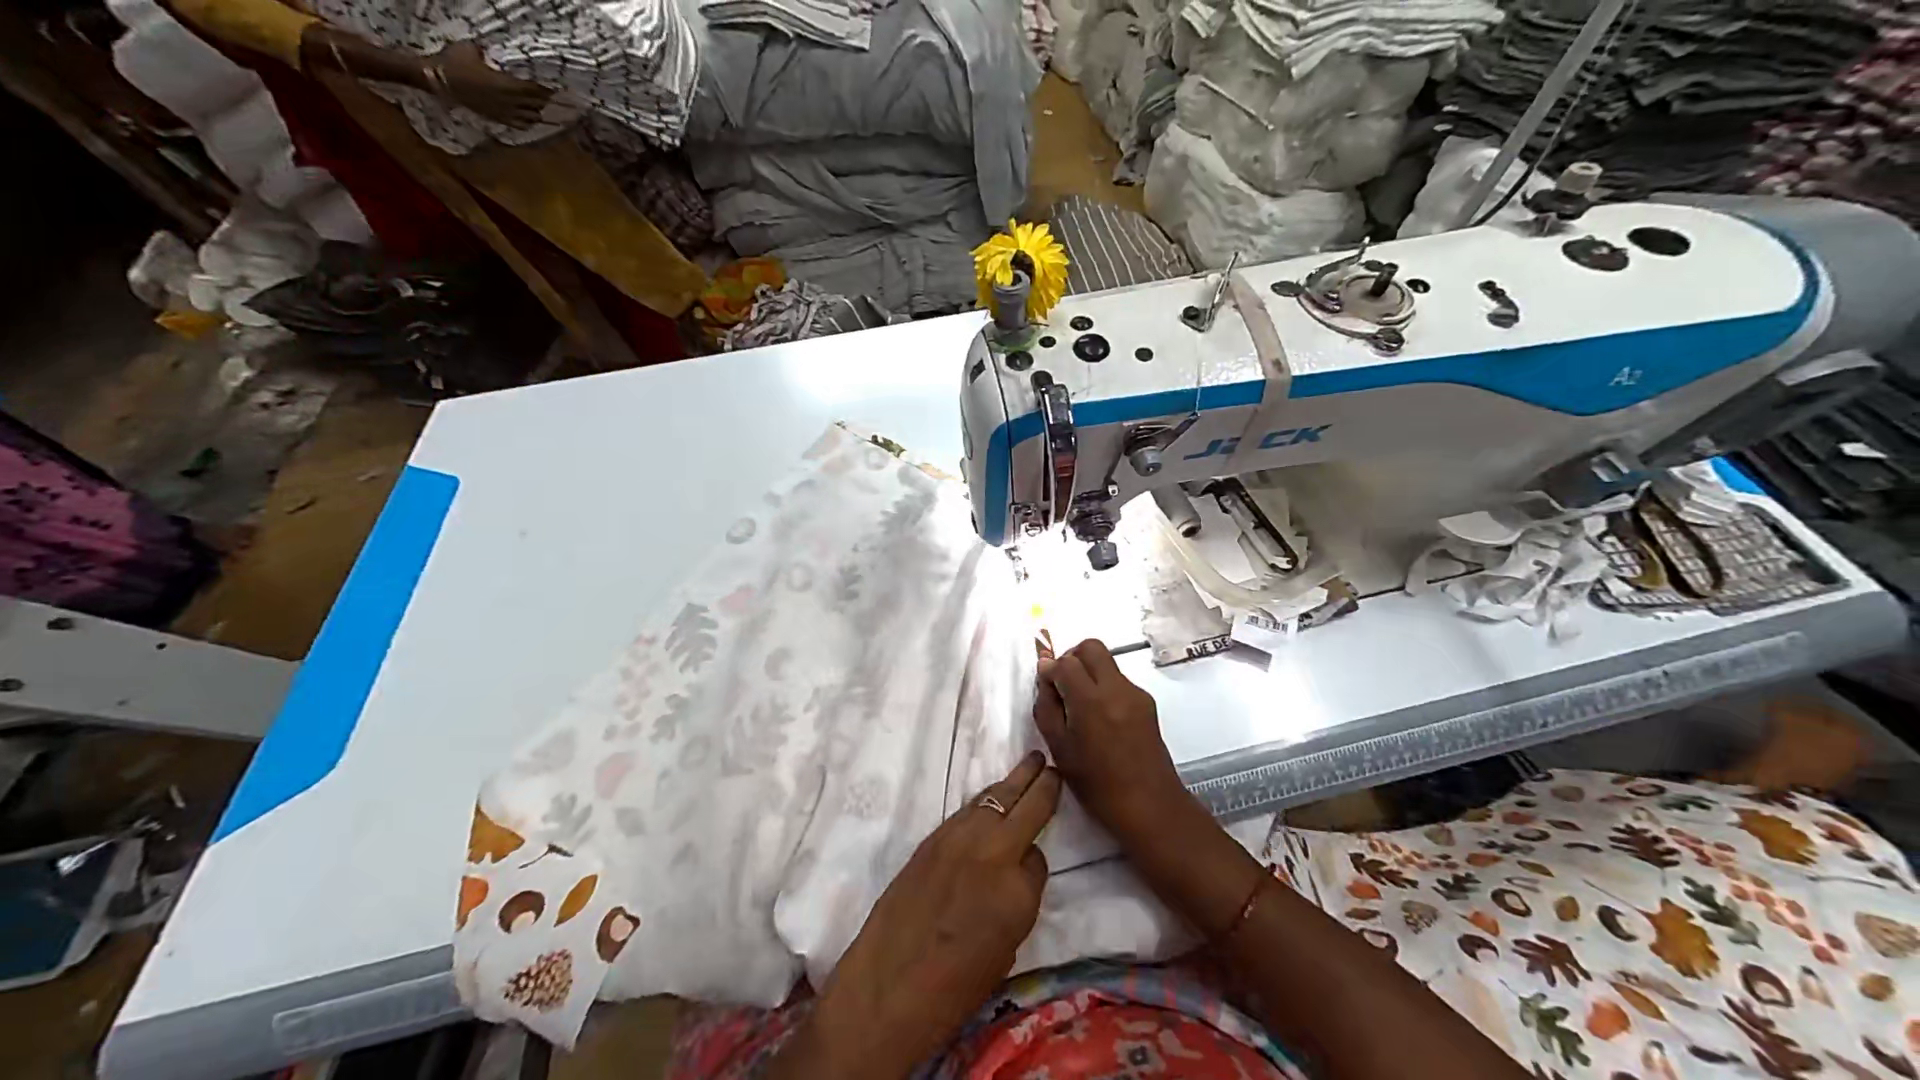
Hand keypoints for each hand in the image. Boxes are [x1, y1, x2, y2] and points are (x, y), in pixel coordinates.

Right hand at [428, 42, 551, 125]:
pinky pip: (520, 126)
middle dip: (544, 101)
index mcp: (506, 84)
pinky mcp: (498, 119)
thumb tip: (496, 49)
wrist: (440, 79)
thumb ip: (488, 51)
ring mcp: (505, 112)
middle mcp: (509, 101)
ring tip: (538, 106)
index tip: (553, 87)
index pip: (534, 90)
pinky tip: (528, 118)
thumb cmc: (455, 61)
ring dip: (537, 112)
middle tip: (549, 96)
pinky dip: (528, 122)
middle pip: (537, 104)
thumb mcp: (472, 48)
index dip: (545, 89)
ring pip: (532, 118)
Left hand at [773, 753, 1059, 1079]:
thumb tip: (1017, 871)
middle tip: (1052, 766)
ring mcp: (960, 840)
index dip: (1036, 859)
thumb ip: (1018, 901)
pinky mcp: (932, 837)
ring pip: (995, 798)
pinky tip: (990, 798)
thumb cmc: (953, 990)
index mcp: (1019, 892)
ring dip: (1014, 782)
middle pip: (1027, 807)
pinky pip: (968, 810)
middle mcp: (993, 854)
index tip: (1031, 863)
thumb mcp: (1006, 949)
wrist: (887, 987)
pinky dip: (985, 801)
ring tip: (1029, 764)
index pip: (1040, 857)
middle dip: (1043, 785)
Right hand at [1032, 639, 1196, 851]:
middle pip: (1091, 647)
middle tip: (1062, 684)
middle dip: (1072, 658)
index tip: (1045, 686)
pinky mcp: (1147, 703)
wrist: (1149, 806)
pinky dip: (1104, 687)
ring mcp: (1136, 694)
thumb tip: (1046, 676)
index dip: (1050, 669)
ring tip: (1080, 706)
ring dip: (1089, 672)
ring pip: (1107, 663)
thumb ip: (1047, 706)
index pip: (1065, 662)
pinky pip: (1119, 681)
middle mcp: (1116, 688)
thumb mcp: (1059, 748)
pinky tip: (1100, 719)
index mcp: (1091, 700)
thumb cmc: (1096, 784)